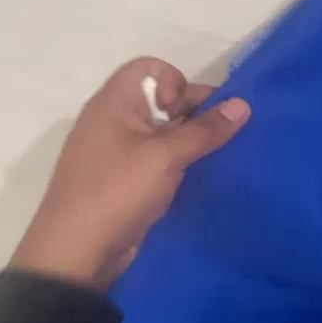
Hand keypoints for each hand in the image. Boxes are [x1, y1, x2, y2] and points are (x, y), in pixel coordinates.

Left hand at [10, 58, 249, 290]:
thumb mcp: (165, 157)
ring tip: (219, 154)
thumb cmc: (116, 192)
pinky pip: (163, 157)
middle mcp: (115, 121)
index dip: (174, 81)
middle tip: (217, 135)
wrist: (77, 254)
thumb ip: (206, 130)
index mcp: (113, 104)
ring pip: (166, 130)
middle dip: (195, 111)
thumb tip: (243, 105)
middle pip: (163, 98)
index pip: (149, 68)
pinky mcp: (130, 179)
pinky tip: (205, 173)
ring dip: (194, 139)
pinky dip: (184, 160)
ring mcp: (121, 152)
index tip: (183, 112)